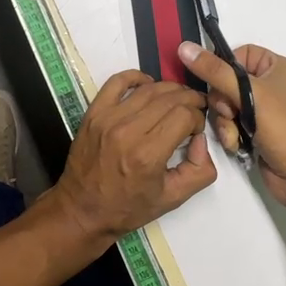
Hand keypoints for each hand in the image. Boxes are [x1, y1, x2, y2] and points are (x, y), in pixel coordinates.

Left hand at [40, 69, 216, 242]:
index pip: (183, 116)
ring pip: (147, 89)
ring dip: (169, 88)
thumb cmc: (128, 207)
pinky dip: (135, 76)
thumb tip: (202, 138)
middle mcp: (127, 131)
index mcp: (148, 155)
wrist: (83, 208)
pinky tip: (148, 83)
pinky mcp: (94, 112)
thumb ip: (199, 171)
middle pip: (168, 98)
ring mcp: (108, 118)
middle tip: (197, 106)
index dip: (197, 118)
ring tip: (179, 96)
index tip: (197, 128)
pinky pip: (116, 82)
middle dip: (189, 99)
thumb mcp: (173, 199)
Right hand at [178, 41, 285, 205]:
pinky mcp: (262, 133)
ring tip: (234, 136)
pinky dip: (232, 133)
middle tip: (228, 113)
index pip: (241, 54)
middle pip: (230, 81)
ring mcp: (268, 112)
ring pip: (229, 105)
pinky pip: (235, 124)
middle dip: (223, 101)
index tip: (216, 83)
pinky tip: (237, 145)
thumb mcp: (250, 95)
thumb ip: (214, 71)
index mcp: (280, 68)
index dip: (225, 67)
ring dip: (225, 121)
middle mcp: (274, 87)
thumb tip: (184, 47)